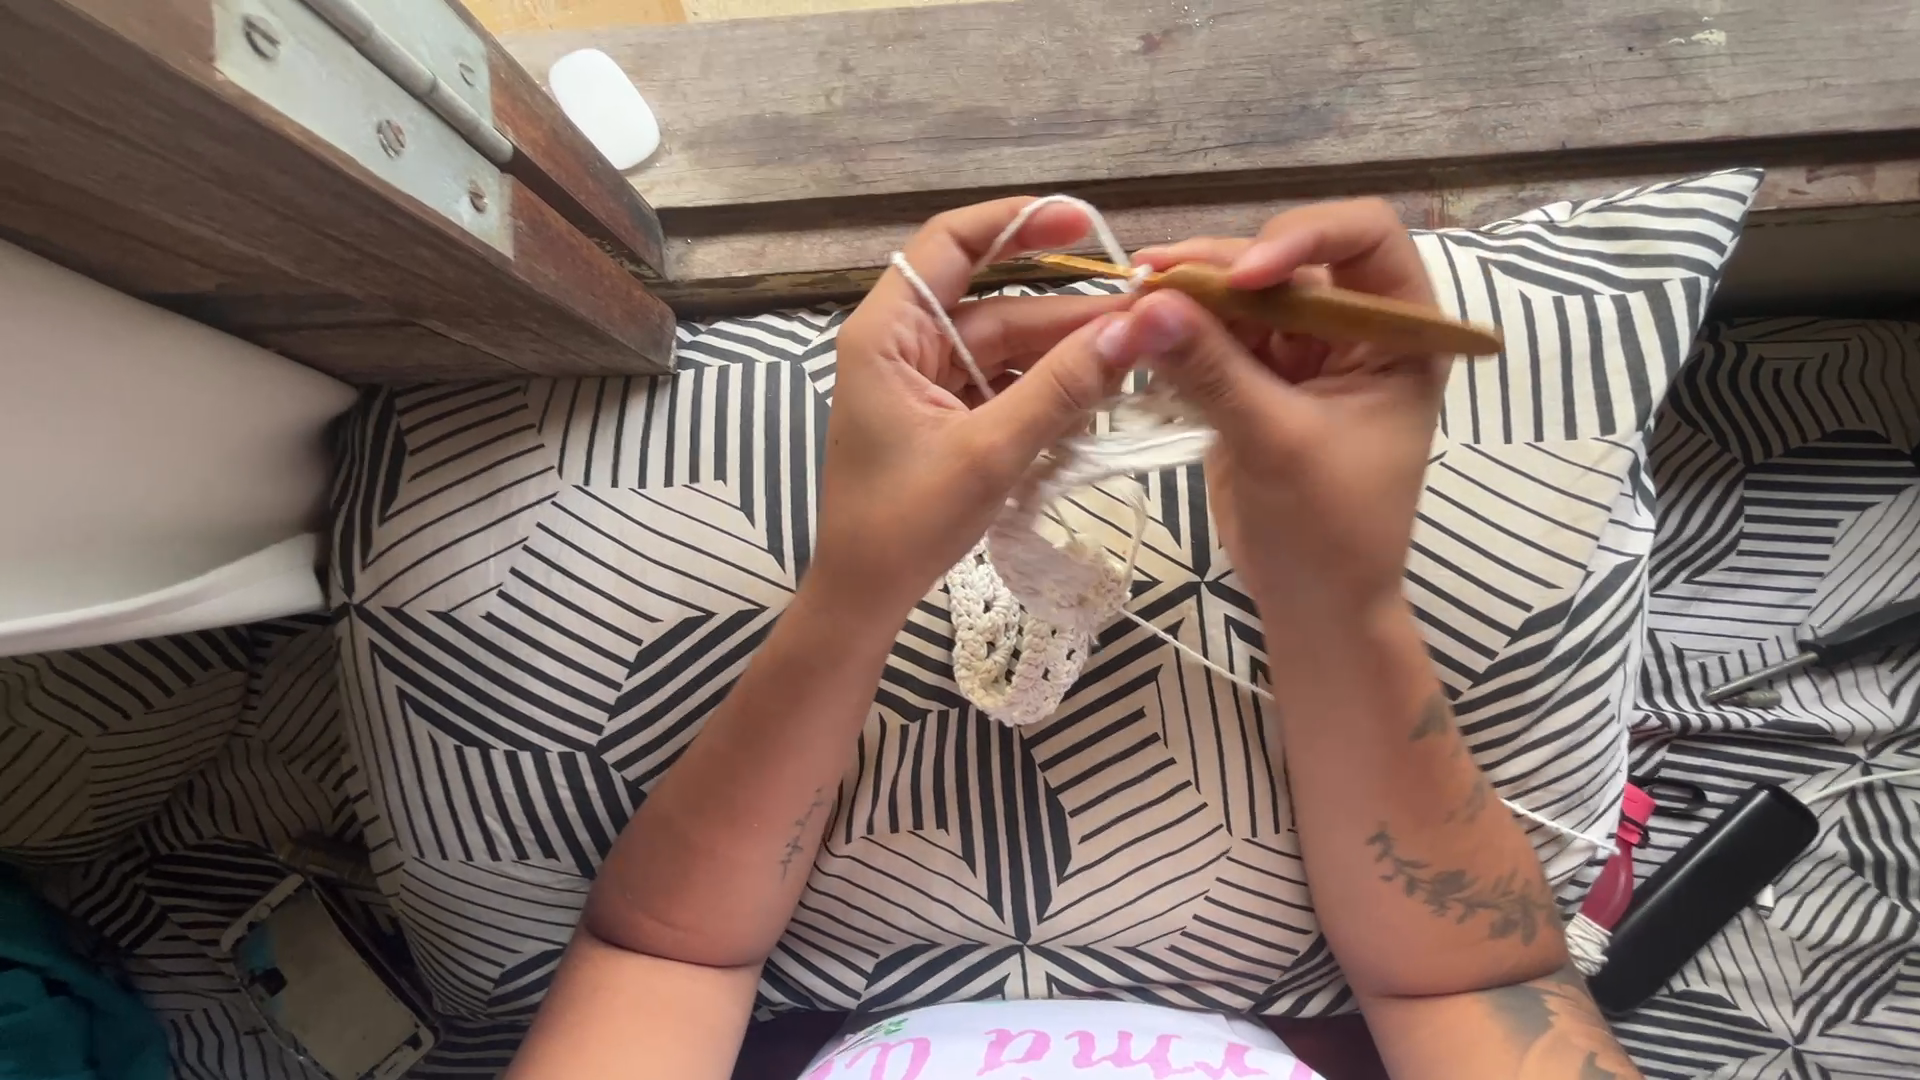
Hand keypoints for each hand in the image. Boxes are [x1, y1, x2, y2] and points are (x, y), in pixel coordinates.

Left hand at [812, 197, 1135, 614]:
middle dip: (1063, 317)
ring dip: (1058, 360)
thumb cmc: (907, 523)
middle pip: (992, 306)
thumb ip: (1061, 388)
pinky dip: (1038, 392)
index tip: (1084, 224)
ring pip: (1001, 350)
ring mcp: (920, 383)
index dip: (1016, 224)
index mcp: (888, 333)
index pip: (948, 245)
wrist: (864, 593)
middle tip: (1138, 327)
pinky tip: (1087, 401)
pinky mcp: (938, 417)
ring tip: (1126, 368)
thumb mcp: (990, 451)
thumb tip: (1133, 331)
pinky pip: (996, 387)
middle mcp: (900, 345)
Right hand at [1109, 199, 1446, 636]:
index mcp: (1397, 332)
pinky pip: (1213, 344)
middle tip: (1147, 277)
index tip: (1242, 278)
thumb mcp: (1276, 443)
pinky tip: (1136, 330)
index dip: (1303, 237)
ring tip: (1130, 297)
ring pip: (1240, 303)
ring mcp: (1298, 357)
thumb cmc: (1328, 528)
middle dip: (1219, 269)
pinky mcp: (1254, 386)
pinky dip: (1177, 338)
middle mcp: (1349, 331)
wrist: (1311, 598)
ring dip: (1187, 299)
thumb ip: (1214, 371)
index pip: (1364, 240)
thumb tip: (1147, 307)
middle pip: (1285, 266)